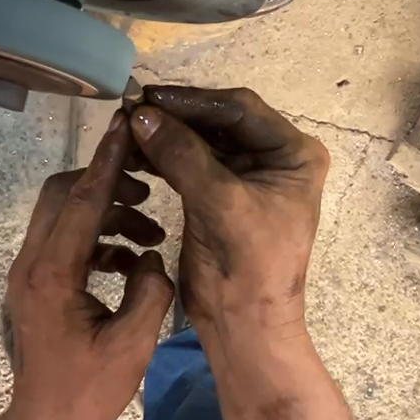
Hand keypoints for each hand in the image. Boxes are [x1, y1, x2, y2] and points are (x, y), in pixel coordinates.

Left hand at [2, 112, 173, 419]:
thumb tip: (152, 258)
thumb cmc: (88, 390)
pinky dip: (95, 241)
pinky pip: (62, 244)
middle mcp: (31, 265)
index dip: (107, 163)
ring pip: (62, 219)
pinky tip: (130, 261)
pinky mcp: (34, 287)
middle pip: (62, 197)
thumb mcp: (132, 343)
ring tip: (150, 233)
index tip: (128, 128)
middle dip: (106, 184)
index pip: (80, 201)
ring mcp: (28, 276)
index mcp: (52, 274)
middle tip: (149, 191)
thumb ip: (150, 290)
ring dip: (105, 215)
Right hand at [128, 87, 328, 338]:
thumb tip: (140, 115)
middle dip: (176, 118)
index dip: (194, 101)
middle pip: (218, 124)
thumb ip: (183, 155)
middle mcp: (271, 160)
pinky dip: (162, 160)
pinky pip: (187, 168)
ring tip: (127, 130)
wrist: (243, 322)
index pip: (240, 110)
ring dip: (165, 138)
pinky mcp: (216, 199)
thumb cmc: (249, 263)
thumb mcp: (221, 202)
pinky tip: (136, 154)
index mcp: (293, 154)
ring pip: (200, 145)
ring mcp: (243, 180)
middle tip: (132, 109)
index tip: (150, 97)